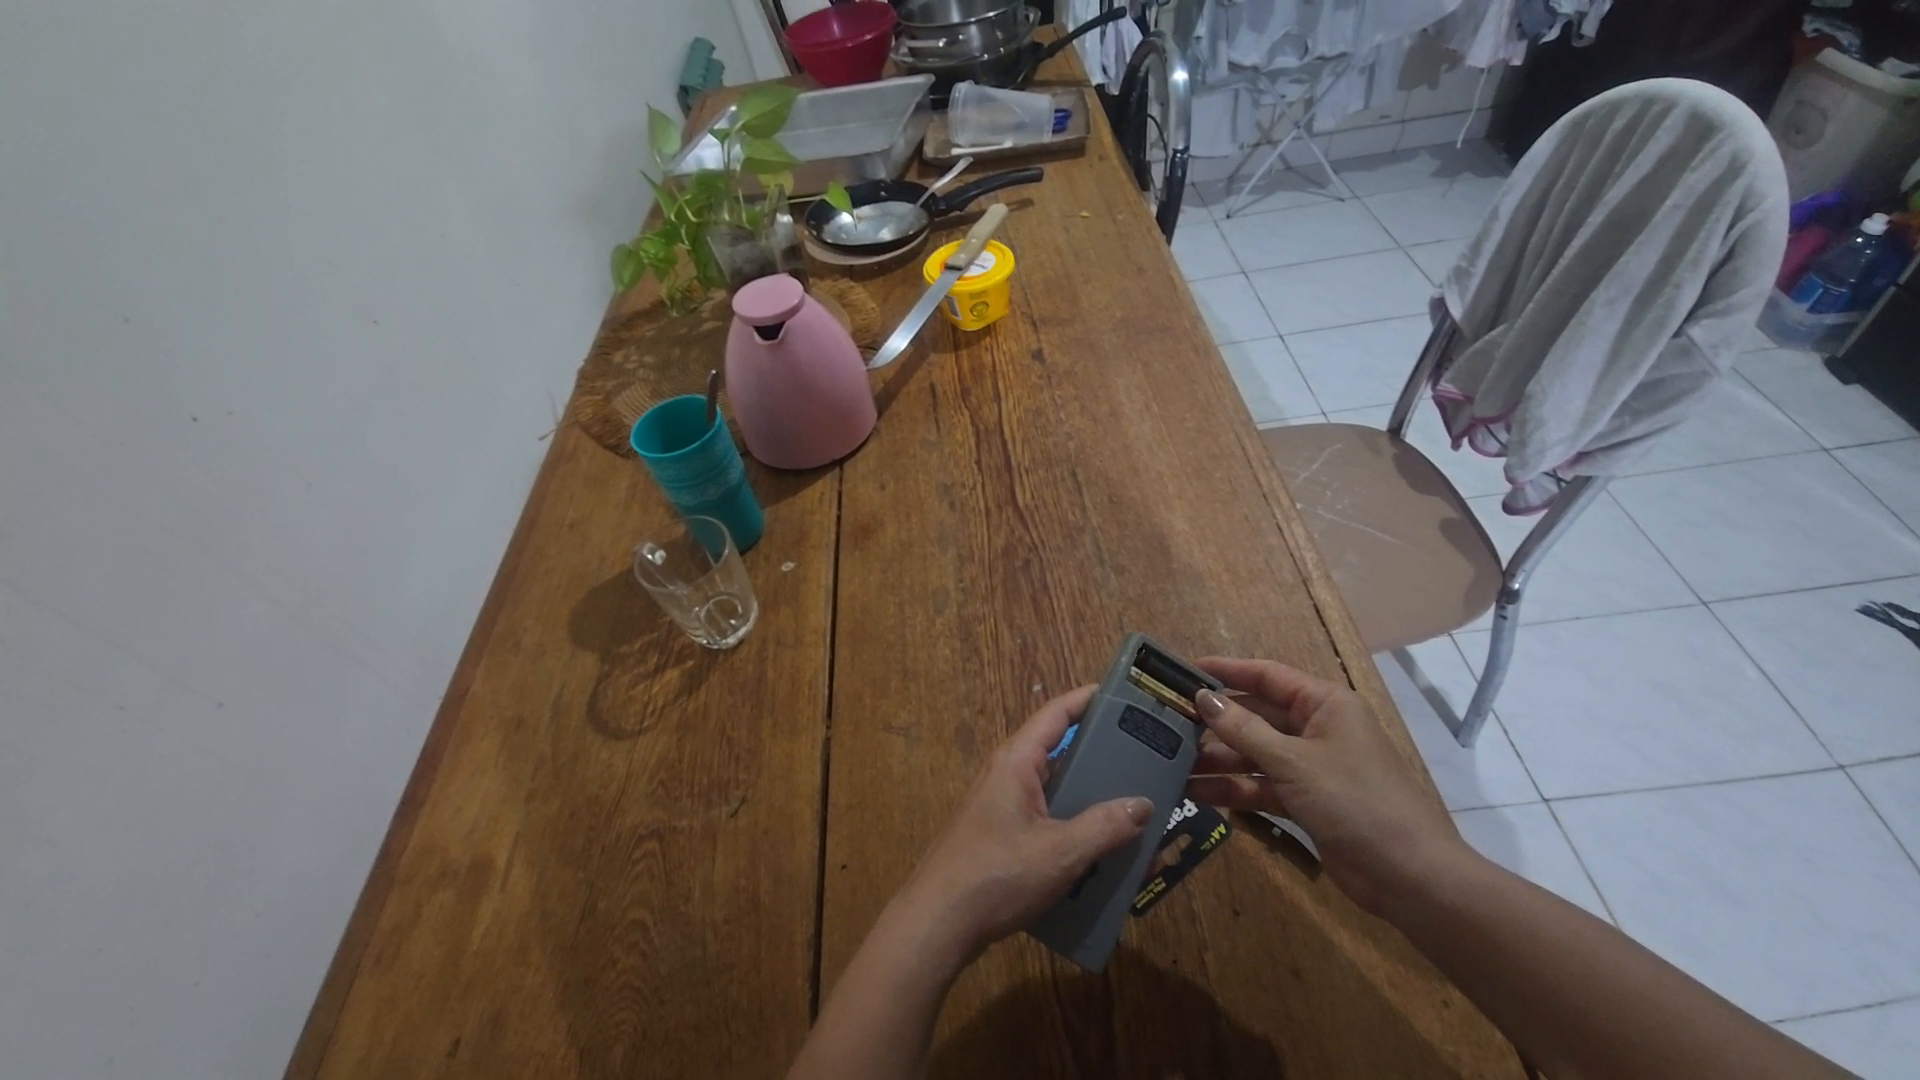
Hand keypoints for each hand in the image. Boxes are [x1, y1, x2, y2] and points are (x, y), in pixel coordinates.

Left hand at [892, 685, 1154, 960]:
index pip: (1057, 713)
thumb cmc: (995, 875)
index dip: (1090, 698)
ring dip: (1095, 803)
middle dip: (1105, 759)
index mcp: (1017, 761)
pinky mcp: (1005, 839)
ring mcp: (1005, 808)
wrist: (937, 924)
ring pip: (1060, 794)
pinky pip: (1050, 823)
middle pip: (1064, 754)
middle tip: (1151, 762)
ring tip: (1140, 813)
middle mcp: (1009, 775)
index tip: (1128, 695)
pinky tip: (1107, 856)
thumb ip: (1104, 827)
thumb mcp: (1059, 852)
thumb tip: (1144, 804)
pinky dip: (1078, 832)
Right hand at [1186, 657, 1468, 916]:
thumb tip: (1202, 698)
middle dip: (1214, 723)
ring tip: (1170, 765)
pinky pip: (1261, 786)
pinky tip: (1196, 794)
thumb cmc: (1355, 801)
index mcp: (1324, 704)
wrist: (1409, 875)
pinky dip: (1233, 790)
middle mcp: (1317, 729)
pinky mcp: (1306, 802)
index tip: (1183, 672)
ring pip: (1254, 754)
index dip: (1226, 672)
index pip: (1267, 676)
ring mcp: (1311, 768)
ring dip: (1218, 761)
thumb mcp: (1294, 762)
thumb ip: (1244, 730)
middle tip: (1166, 724)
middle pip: (1256, 717)